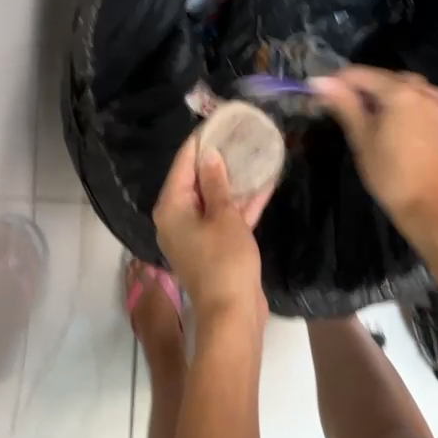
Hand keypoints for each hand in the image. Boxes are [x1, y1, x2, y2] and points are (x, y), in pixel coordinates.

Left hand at [154, 137, 271, 319]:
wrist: (233, 315)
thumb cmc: (224, 260)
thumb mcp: (223, 215)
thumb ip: (216, 182)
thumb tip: (208, 154)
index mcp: (171, 207)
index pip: (183, 163)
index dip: (201, 141)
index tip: (217, 121)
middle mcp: (178, 218)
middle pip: (198, 180)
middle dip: (220, 159)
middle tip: (239, 135)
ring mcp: (196, 234)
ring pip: (215, 198)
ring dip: (235, 181)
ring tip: (254, 153)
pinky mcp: (215, 247)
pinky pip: (225, 217)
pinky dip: (242, 204)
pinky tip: (265, 183)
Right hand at [313, 67, 437, 230]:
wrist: (425, 206)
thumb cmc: (387, 173)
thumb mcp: (360, 136)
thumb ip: (343, 103)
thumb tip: (319, 81)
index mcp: (399, 92)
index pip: (361, 74)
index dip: (339, 81)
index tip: (322, 93)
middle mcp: (424, 90)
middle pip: (385, 78)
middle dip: (364, 88)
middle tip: (345, 106)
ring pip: (409, 86)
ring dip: (390, 92)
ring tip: (375, 112)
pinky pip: (435, 98)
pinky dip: (421, 99)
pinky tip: (412, 110)